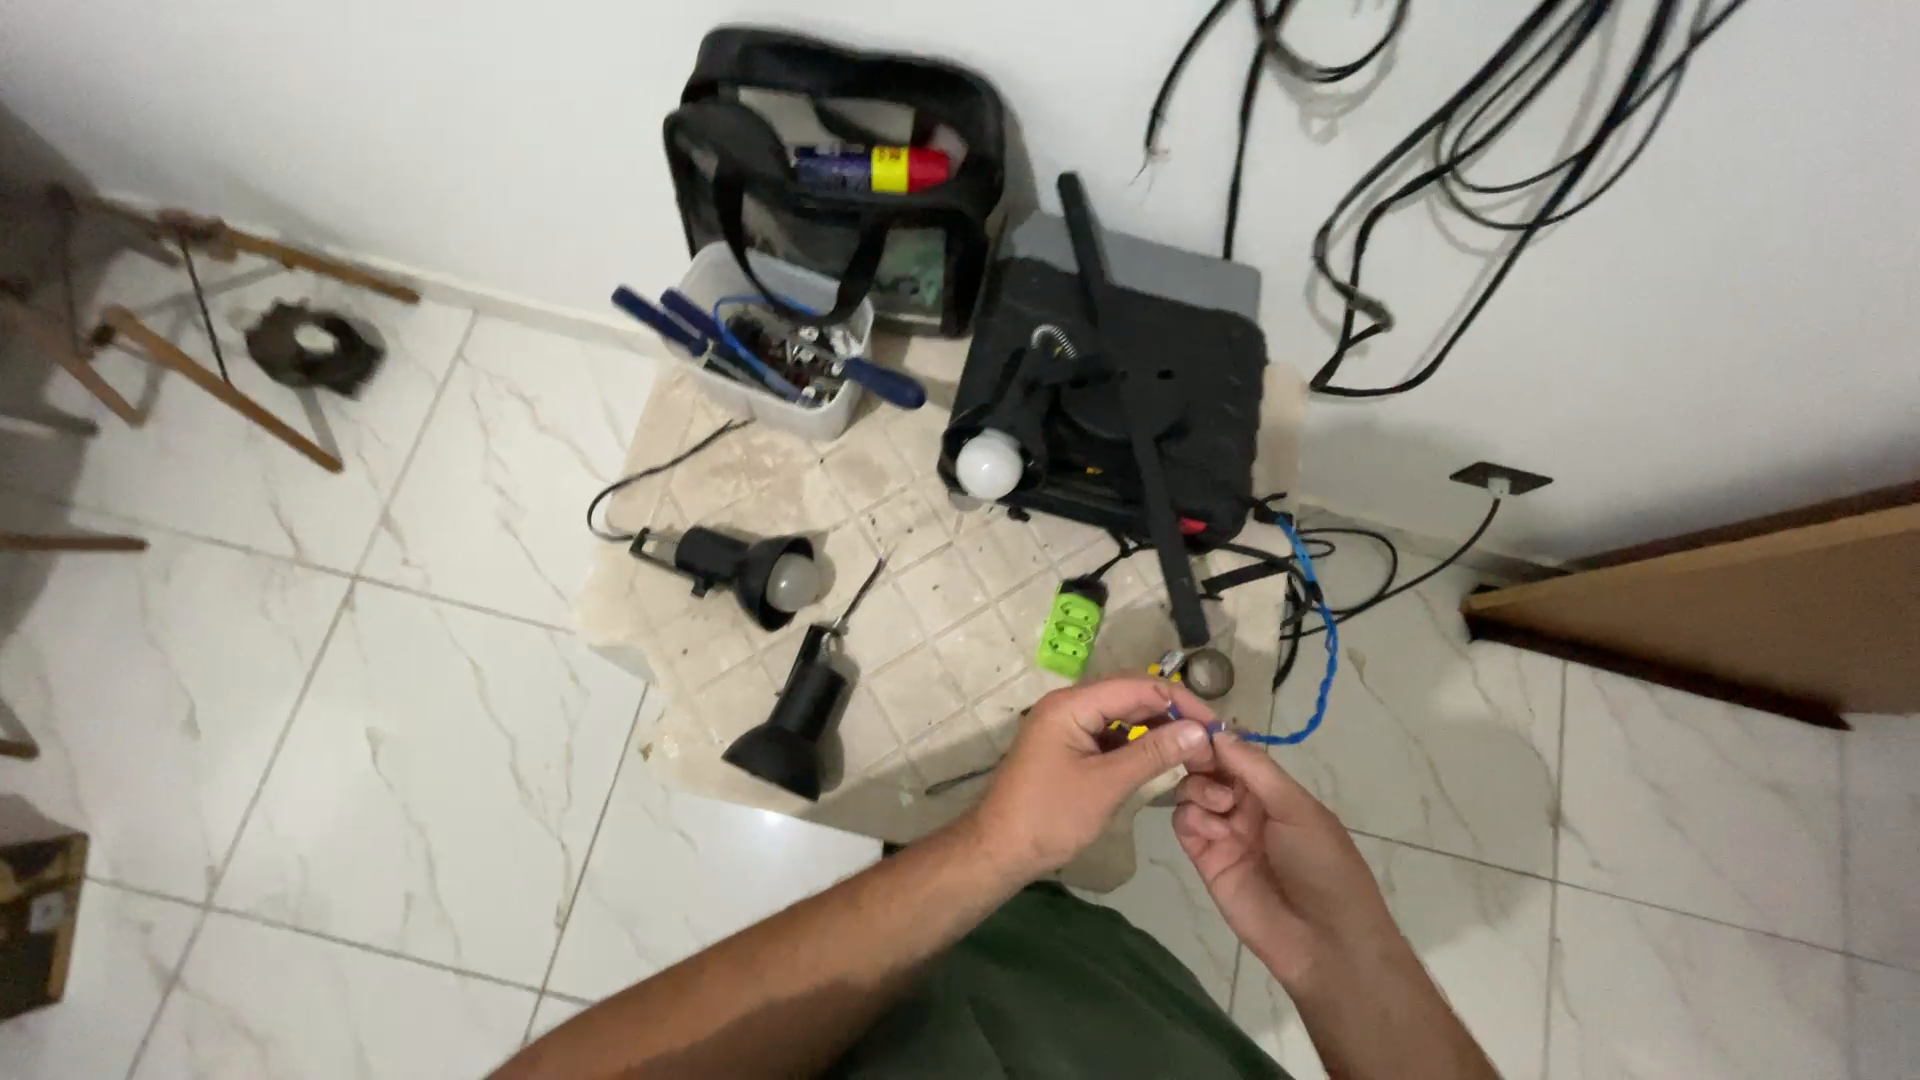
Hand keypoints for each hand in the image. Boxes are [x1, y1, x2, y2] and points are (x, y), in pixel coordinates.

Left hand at [966, 676, 1214, 882]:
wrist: (1000, 848)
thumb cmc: (1050, 816)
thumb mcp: (1107, 784)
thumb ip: (1153, 754)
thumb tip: (1198, 731)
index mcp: (1072, 704)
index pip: (1137, 685)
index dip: (1179, 701)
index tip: (1215, 726)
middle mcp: (1068, 704)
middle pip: (1129, 694)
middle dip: (1171, 711)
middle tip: (1209, 737)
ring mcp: (1066, 724)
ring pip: (1121, 713)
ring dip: (1155, 726)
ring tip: (1191, 746)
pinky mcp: (1068, 744)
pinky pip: (1109, 732)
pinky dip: (1136, 741)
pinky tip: (1160, 757)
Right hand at [1171, 731, 1406, 992]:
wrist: (1325, 942)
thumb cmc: (1323, 866)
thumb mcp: (1298, 809)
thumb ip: (1255, 769)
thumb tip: (1218, 731)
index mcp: (1273, 791)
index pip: (1235, 752)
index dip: (1214, 737)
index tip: (1191, 719)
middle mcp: (1245, 806)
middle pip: (1207, 768)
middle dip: (1198, 758)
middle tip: (1194, 757)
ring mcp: (1224, 831)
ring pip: (1191, 791)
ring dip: (1199, 789)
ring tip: (1221, 808)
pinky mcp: (1205, 858)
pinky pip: (1185, 824)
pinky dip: (1192, 817)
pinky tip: (1214, 830)